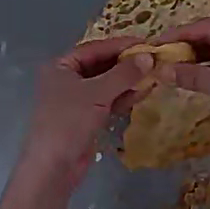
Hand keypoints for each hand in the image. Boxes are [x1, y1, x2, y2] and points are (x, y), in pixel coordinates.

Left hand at [16, 36, 149, 187]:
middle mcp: (67, 79)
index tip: (148, 43)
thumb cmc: (69, 122)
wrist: (54, 166)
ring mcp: (77, 99)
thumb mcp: (96, 94)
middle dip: (127, 65)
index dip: (121, 45)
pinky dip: (123, 97)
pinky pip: (108, 100)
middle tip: (155, 61)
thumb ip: (123, 74)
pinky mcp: (86, 117)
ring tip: (154, 77)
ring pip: (107, 84)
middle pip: (101, 65)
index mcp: (61, 66)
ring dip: (128, 82)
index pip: (95, 48)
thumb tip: (148, 57)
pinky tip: (142, 94)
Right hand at [156, 17, 209, 145]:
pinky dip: (207, 66)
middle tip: (159, 56)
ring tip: (169, 65)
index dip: (177, 35)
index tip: (153, 45)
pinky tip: (190, 74)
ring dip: (194, 57)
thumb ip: (189, 75)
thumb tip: (159, 70)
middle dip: (184, 46)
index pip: (204, 26)